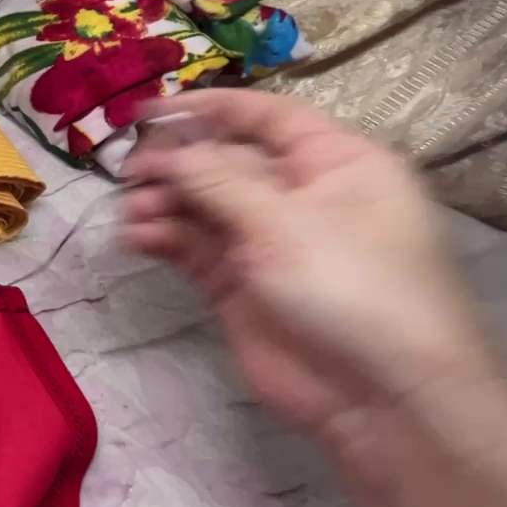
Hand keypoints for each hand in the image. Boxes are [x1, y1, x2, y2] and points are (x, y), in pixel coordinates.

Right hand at [119, 89, 499, 440]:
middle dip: (172, 164)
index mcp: (336, 167)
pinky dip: (158, 237)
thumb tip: (165, 152)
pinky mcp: (234, 277)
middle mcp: (298, 196)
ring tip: (133, 217)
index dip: (207, 109)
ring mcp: (263, 239)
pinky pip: (186, 242)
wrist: (377, 398)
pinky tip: (137, 240)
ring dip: (159, 203)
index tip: (145, 112)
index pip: (266, 118)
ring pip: (195, 202)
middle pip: (220, 160)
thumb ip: (217, 180)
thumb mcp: (285, 223)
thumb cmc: (352, 291)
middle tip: (129, 173)